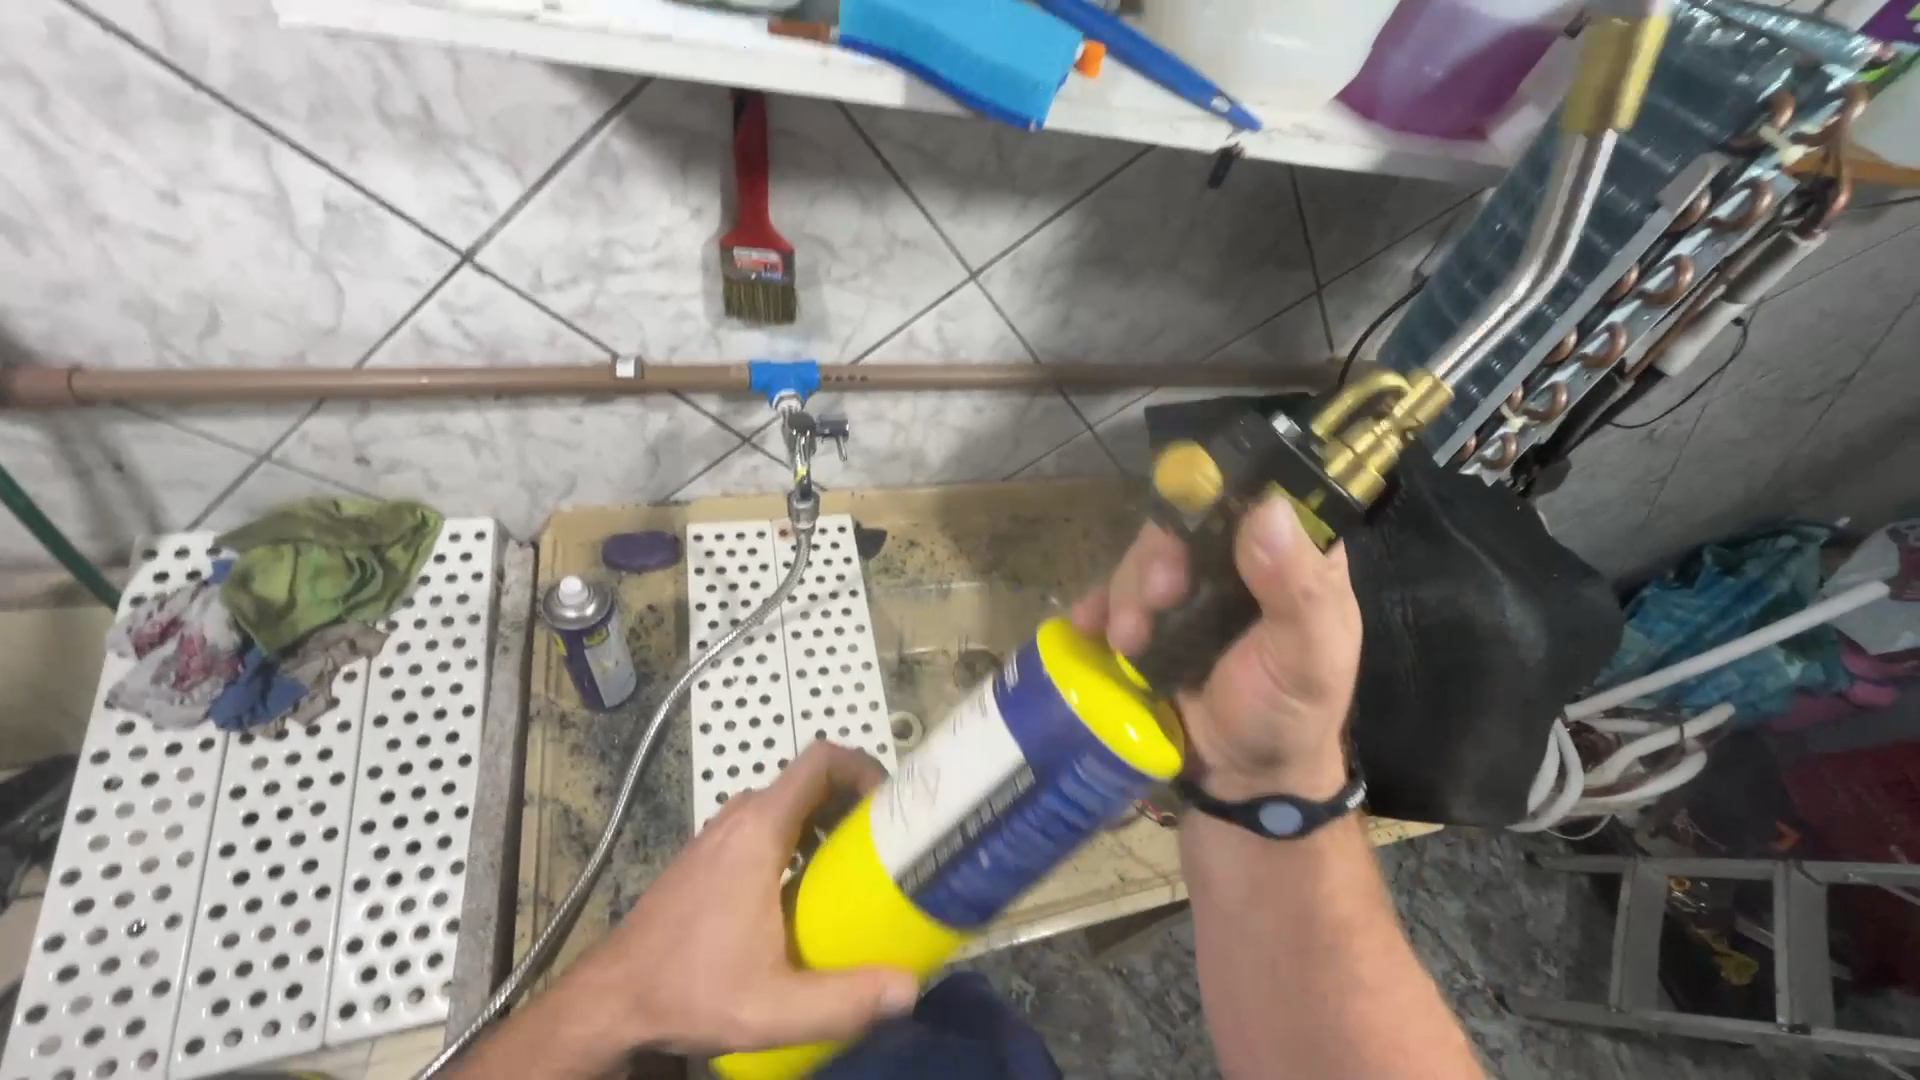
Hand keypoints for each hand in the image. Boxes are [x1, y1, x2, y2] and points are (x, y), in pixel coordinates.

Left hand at [534, 742, 919, 1067]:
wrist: (610, 998)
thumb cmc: (688, 989)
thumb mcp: (771, 1008)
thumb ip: (843, 1000)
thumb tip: (910, 987)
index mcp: (760, 829)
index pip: (820, 760)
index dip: (863, 767)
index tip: (891, 805)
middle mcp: (741, 816)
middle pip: (811, 781)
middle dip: (856, 801)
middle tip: (888, 842)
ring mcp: (722, 832)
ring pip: (791, 803)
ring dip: (830, 820)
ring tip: (860, 866)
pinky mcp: (712, 852)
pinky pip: (770, 824)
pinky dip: (803, 836)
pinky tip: (811, 888)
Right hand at [1073, 496, 1360, 800]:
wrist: (1240, 776)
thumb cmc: (1289, 713)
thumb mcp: (1309, 655)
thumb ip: (1295, 587)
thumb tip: (1264, 508)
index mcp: (1289, 554)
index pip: (1251, 494)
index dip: (1214, 497)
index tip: (1187, 523)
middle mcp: (1234, 560)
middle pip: (1181, 524)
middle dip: (1157, 559)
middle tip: (1158, 600)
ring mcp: (1187, 589)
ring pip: (1142, 559)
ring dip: (1126, 594)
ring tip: (1128, 644)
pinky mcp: (1149, 617)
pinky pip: (1113, 593)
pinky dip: (1097, 606)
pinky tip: (1088, 627)